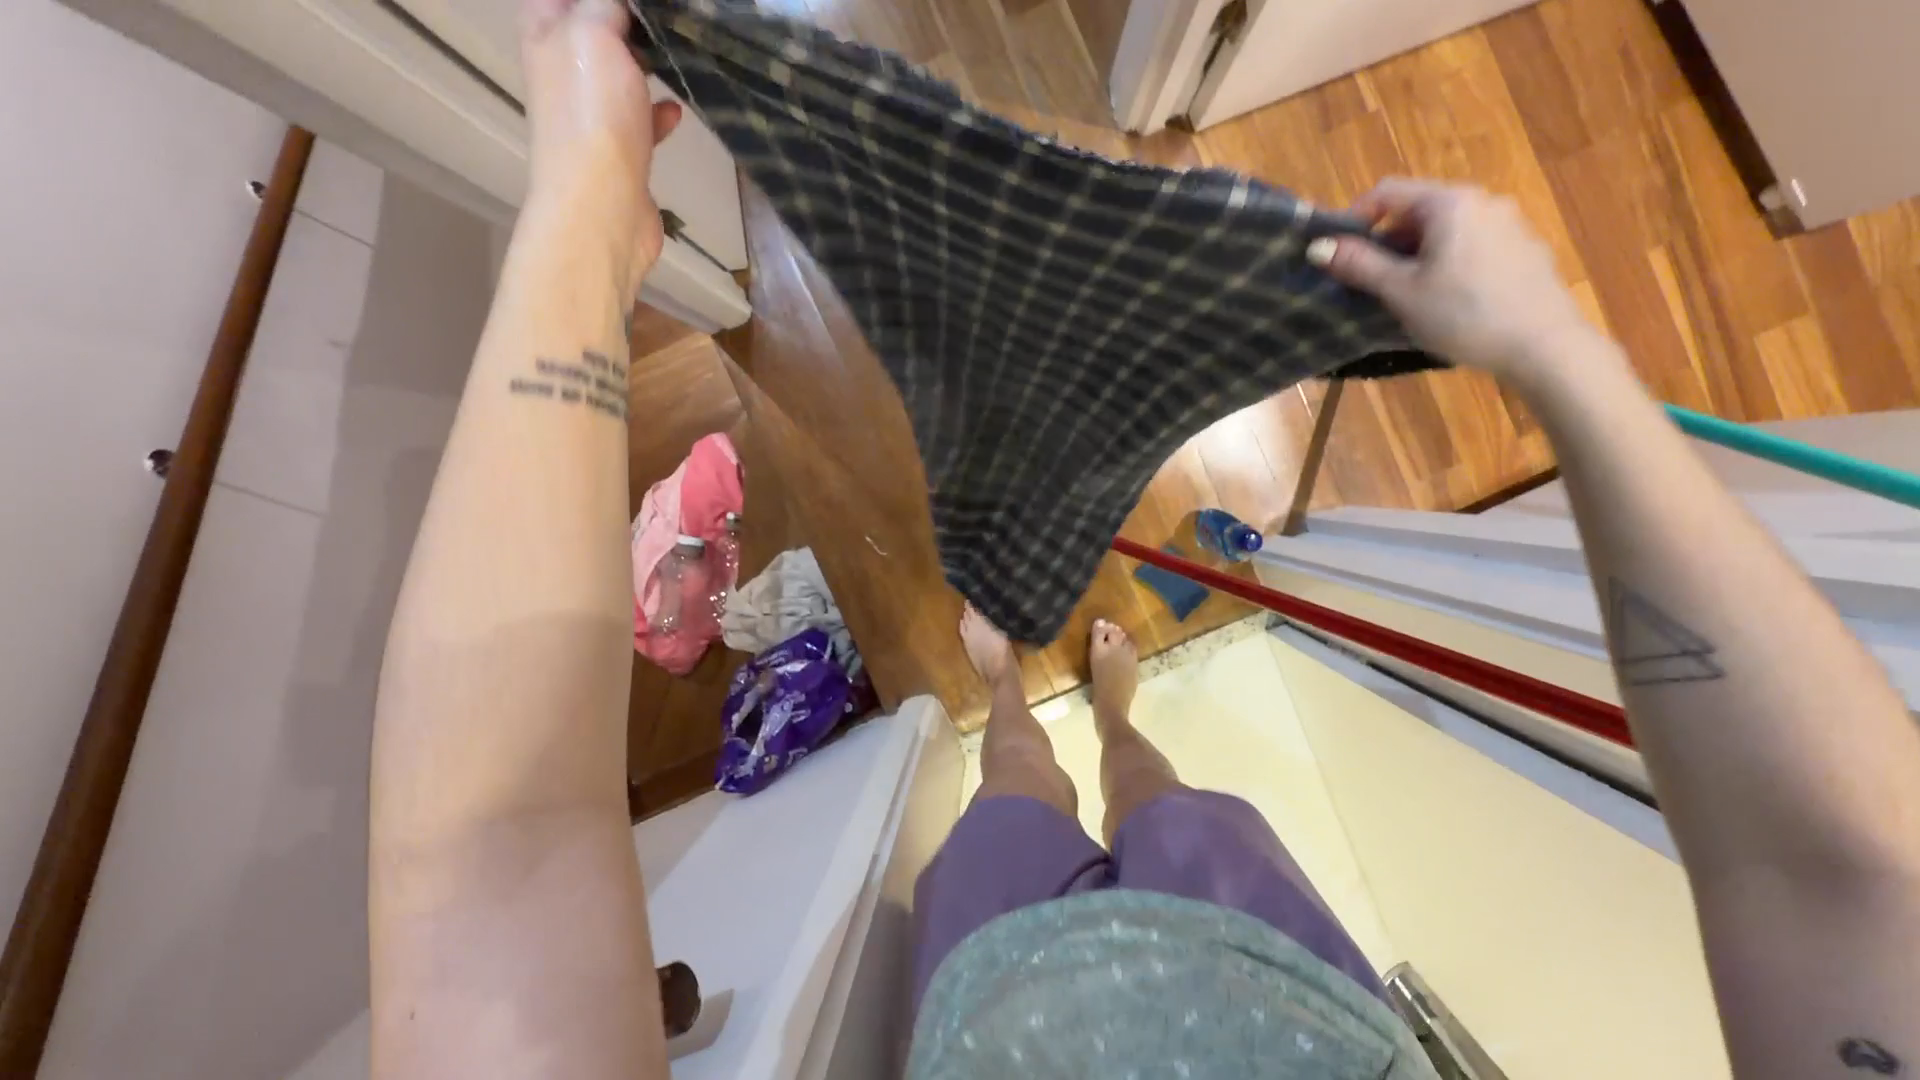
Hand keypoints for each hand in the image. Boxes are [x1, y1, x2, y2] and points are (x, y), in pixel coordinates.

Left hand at [521, 0, 683, 284]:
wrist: (603, 206)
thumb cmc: (594, 113)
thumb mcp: (595, 32)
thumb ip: (605, 3)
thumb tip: (621, 5)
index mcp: (544, 33)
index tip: (632, 2)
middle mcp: (560, 70)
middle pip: (591, 29)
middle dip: (626, 20)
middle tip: (663, 16)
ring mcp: (589, 114)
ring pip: (619, 75)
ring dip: (646, 64)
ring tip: (678, 52)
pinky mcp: (620, 152)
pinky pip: (641, 120)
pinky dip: (658, 113)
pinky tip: (677, 111)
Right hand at [1307, 178, 1599, 383]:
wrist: (1543, 345)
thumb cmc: (1463, 314)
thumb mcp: (1401, 292)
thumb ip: (1359, 265)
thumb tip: (1318, 246)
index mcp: (1449, 203)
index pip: (1386, 192)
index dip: (1354, 218)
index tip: (1339, 255)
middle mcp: (1482, 201)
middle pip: (1417, 210)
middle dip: (1386, 242)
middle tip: (1369, 283)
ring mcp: (1508, 223)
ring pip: (1444, 230)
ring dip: (1415, 255)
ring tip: (1405, 296)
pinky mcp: (1523, 249)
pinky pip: (1470, 246)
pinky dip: (1446, 263)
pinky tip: (1447, 302)